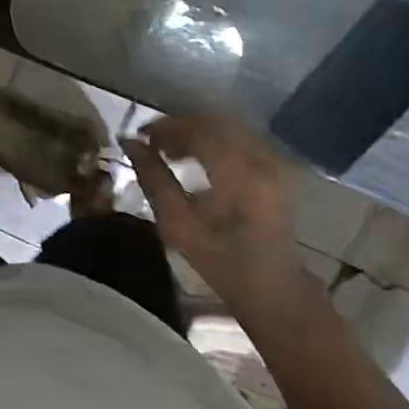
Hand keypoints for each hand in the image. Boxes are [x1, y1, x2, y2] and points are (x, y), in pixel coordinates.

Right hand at [124, 115, 295, 291]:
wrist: (271, 286)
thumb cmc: (220, 261)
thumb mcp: (178, 225)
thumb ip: (153, 179)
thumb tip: (130, 144)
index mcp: (239, 175)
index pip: (199, 131)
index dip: (166, 128)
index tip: (140, 136)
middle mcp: (262, 159)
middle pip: (215, 122)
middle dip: (180, 126)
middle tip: (152, 142)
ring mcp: (275, 162)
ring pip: (229, 126)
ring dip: (196, 131)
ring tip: (171, 150)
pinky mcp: (278, 167)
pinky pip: (241, 137)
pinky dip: (215, 139)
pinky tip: (197, 156)